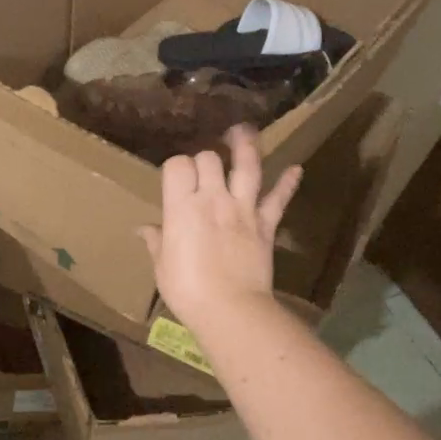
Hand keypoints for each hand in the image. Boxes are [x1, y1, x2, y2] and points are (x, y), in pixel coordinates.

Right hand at [137, 125, 301, 329]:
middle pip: (209, 159)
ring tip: (243, 131)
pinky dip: (287, 183)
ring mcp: (242, 209)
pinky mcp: (265, 225)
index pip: (177, 166)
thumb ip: (157, 241)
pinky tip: (296, 169)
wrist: (230, 308)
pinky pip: (278, 199)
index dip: (175, 166)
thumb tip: (145, 229)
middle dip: (204, 158)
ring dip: (245, 146)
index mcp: (181, 208)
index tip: (173, 177)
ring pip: (247, 167)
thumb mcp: (162, 265)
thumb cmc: (186, 289)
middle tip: (202, 166)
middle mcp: (212, 199)